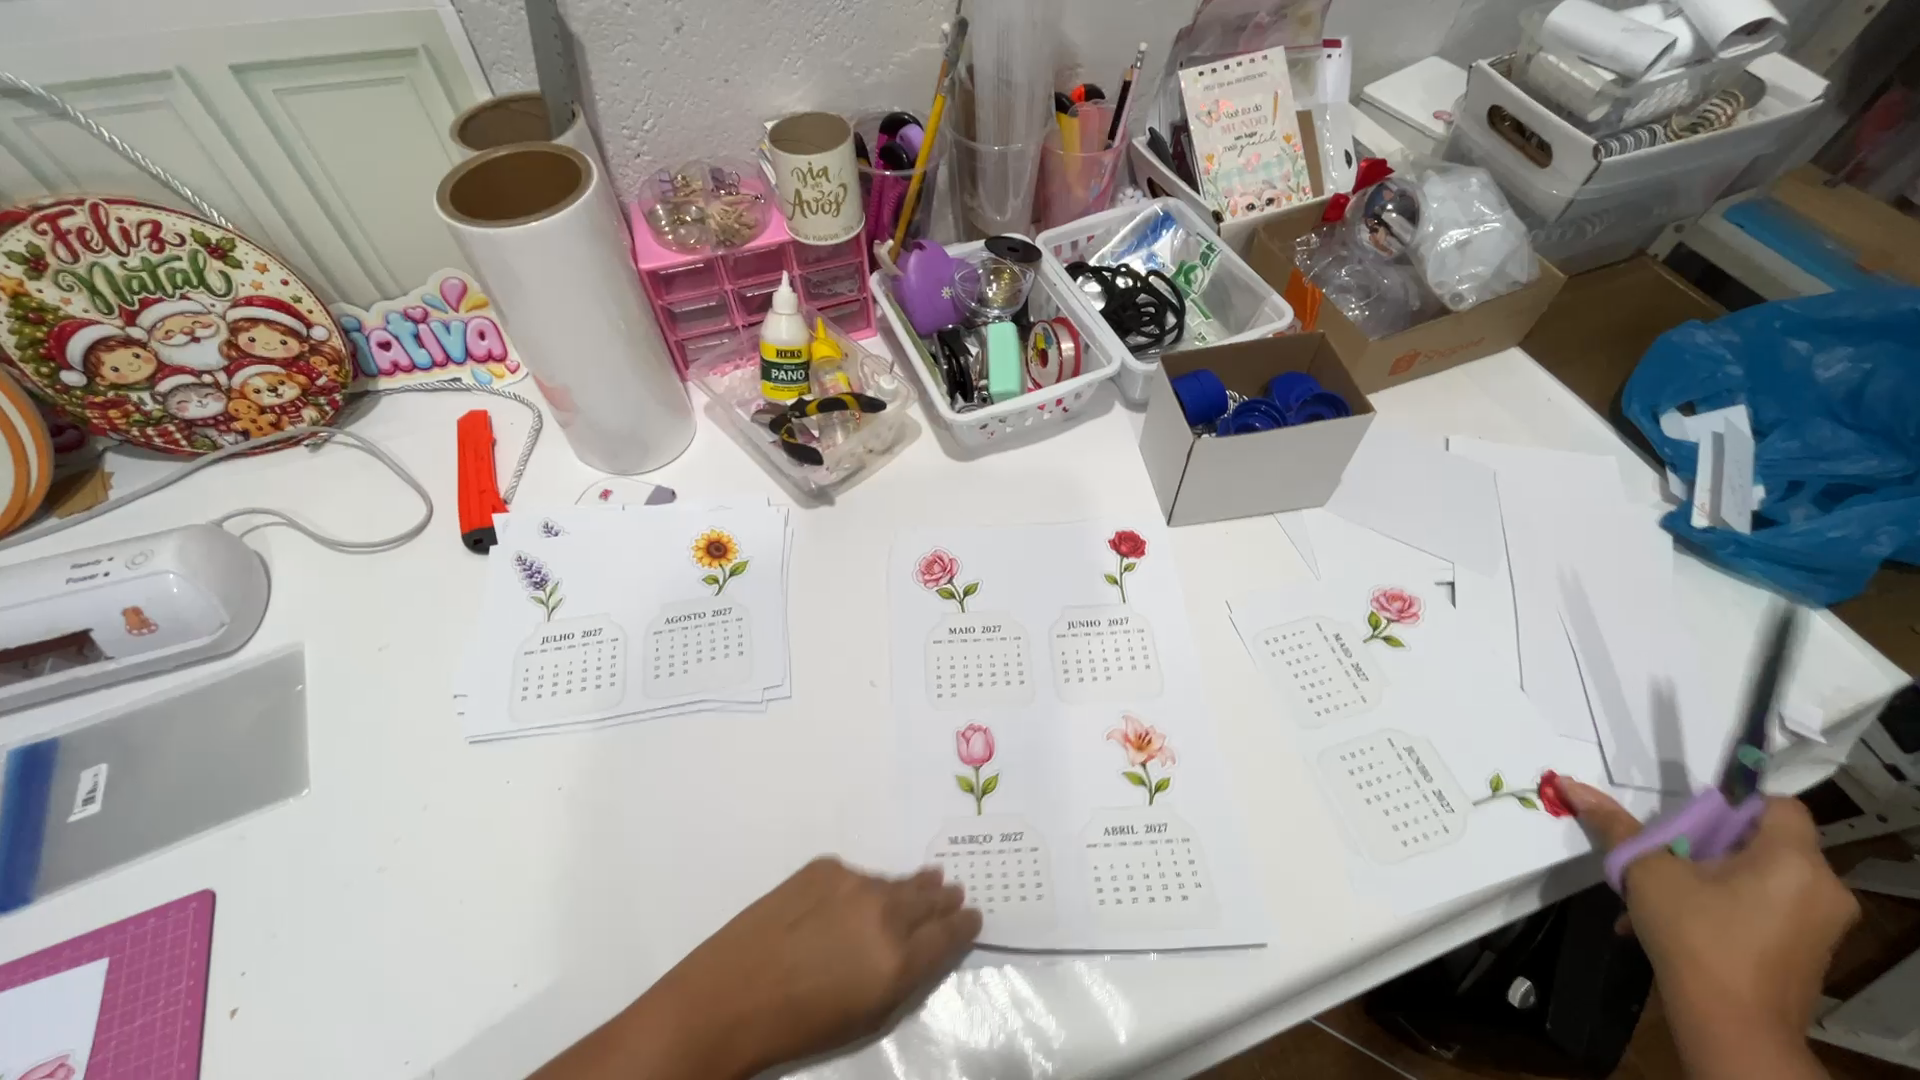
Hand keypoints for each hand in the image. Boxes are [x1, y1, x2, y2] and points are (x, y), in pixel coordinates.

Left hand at [532, 858, 980, 1079]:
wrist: (727, 998)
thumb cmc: (801, 1027)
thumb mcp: (870, 1016)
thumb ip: (907, 976)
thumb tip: (928, 944)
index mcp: (900, 960)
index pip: (951, 932)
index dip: (965, 924)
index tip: (973, 916)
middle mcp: (884, 913)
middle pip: (929, 896)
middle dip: (943, 897)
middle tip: (953, 891)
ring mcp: (852, 883)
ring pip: (895, 881)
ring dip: (910, 887)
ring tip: (925, 881)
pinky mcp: (822, 867)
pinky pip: (857, 875)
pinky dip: (866, 886)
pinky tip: (861, 897)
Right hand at [1558, 778, 1856, 1079]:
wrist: (1732, 1025)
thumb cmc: (1696, 936)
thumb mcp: (1646, 872)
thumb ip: (1616, 826)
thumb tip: (1572, 785)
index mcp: (1792, 860)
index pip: (1778, 804)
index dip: (1732, 803)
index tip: (1689, 821)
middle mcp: (1821, 887)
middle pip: (1763, 841)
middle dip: (1707, 845)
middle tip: (1664, 856)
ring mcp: (1820, 923)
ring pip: (1758, 877)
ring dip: (1707, 877)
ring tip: (1660, 894)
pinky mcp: (1807, 949)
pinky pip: (1763, 908)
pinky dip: (1722, 906)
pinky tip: (1677, 924)